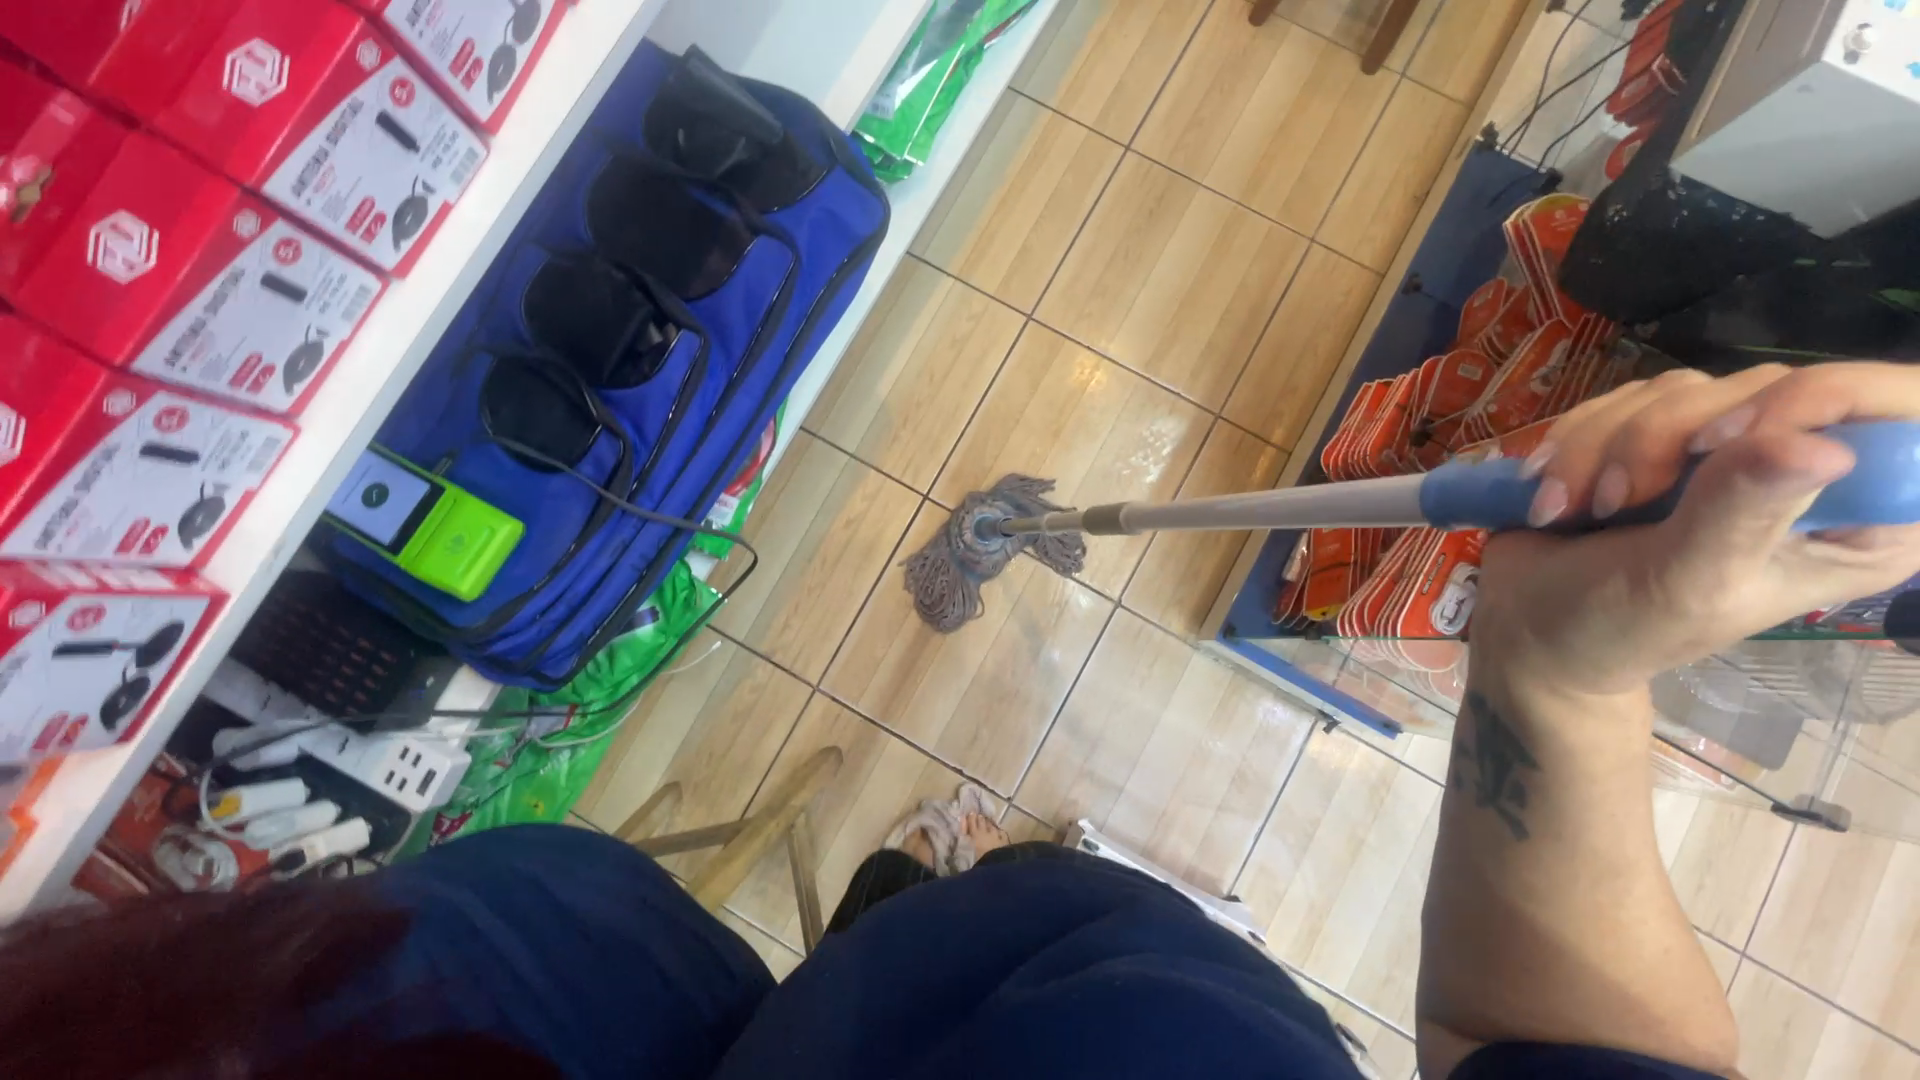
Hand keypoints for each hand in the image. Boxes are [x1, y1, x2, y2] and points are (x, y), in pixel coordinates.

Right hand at [1470, 363, 1919, 698]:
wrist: (1523, 627)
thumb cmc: (1617, 626)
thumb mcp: (1684, 582)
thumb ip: (1739, 513)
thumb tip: (1816, 447)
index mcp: (1855, 521)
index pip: (1899, 413)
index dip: (1818, 399)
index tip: (1718, 442)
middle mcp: (1799, 473)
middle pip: (1760, 389)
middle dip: (1660, 438)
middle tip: (1614, 502)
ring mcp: (1718, 452)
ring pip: (1676, 391)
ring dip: (1598, 447)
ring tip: (1569, 510)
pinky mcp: (1650, 440)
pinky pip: (1620, 400)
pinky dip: (1572, 442)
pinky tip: (1551, 491)